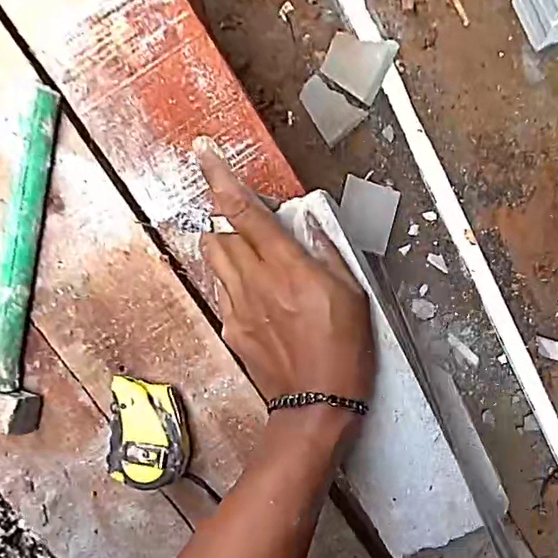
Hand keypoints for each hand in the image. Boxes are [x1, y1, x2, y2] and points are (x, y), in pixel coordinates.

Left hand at [194, 137, 374, 408]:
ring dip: (228, 249)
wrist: (318, 405)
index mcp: (287, 268)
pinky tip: (262, 301)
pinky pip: (223, 293)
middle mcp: (254, 283)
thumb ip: (329, 255)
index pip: (243, 210)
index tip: (204, 152)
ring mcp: (238, 307)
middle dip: (229, 219)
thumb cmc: (344, 354)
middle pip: (218, 231)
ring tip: (257, 263)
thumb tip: (313, 228)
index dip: (219, 176)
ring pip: (214, 260)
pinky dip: (235, 284)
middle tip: (252, 226)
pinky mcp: (232, 330)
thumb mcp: (354, 297)